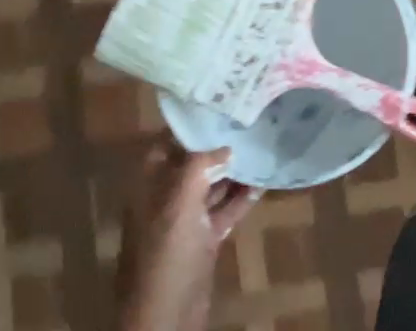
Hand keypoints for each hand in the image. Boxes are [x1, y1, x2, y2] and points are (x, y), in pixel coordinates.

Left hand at [114, 140, 261, 330]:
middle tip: (251, 121)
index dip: (191, 124)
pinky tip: (264, 182)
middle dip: (218, 144)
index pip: (167, 142)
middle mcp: (165, 198)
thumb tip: (224, 147)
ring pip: (211, 186)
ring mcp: (185, 221)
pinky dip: (242, 197)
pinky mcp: (204, 240)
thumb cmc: (166, 256)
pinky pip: (224, 210)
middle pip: (192, 162)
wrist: (164, 318)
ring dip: (234, 169)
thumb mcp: (179, 204)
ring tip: (263, 145)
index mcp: (150, 186)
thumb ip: (198, 167)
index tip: (222, 105)